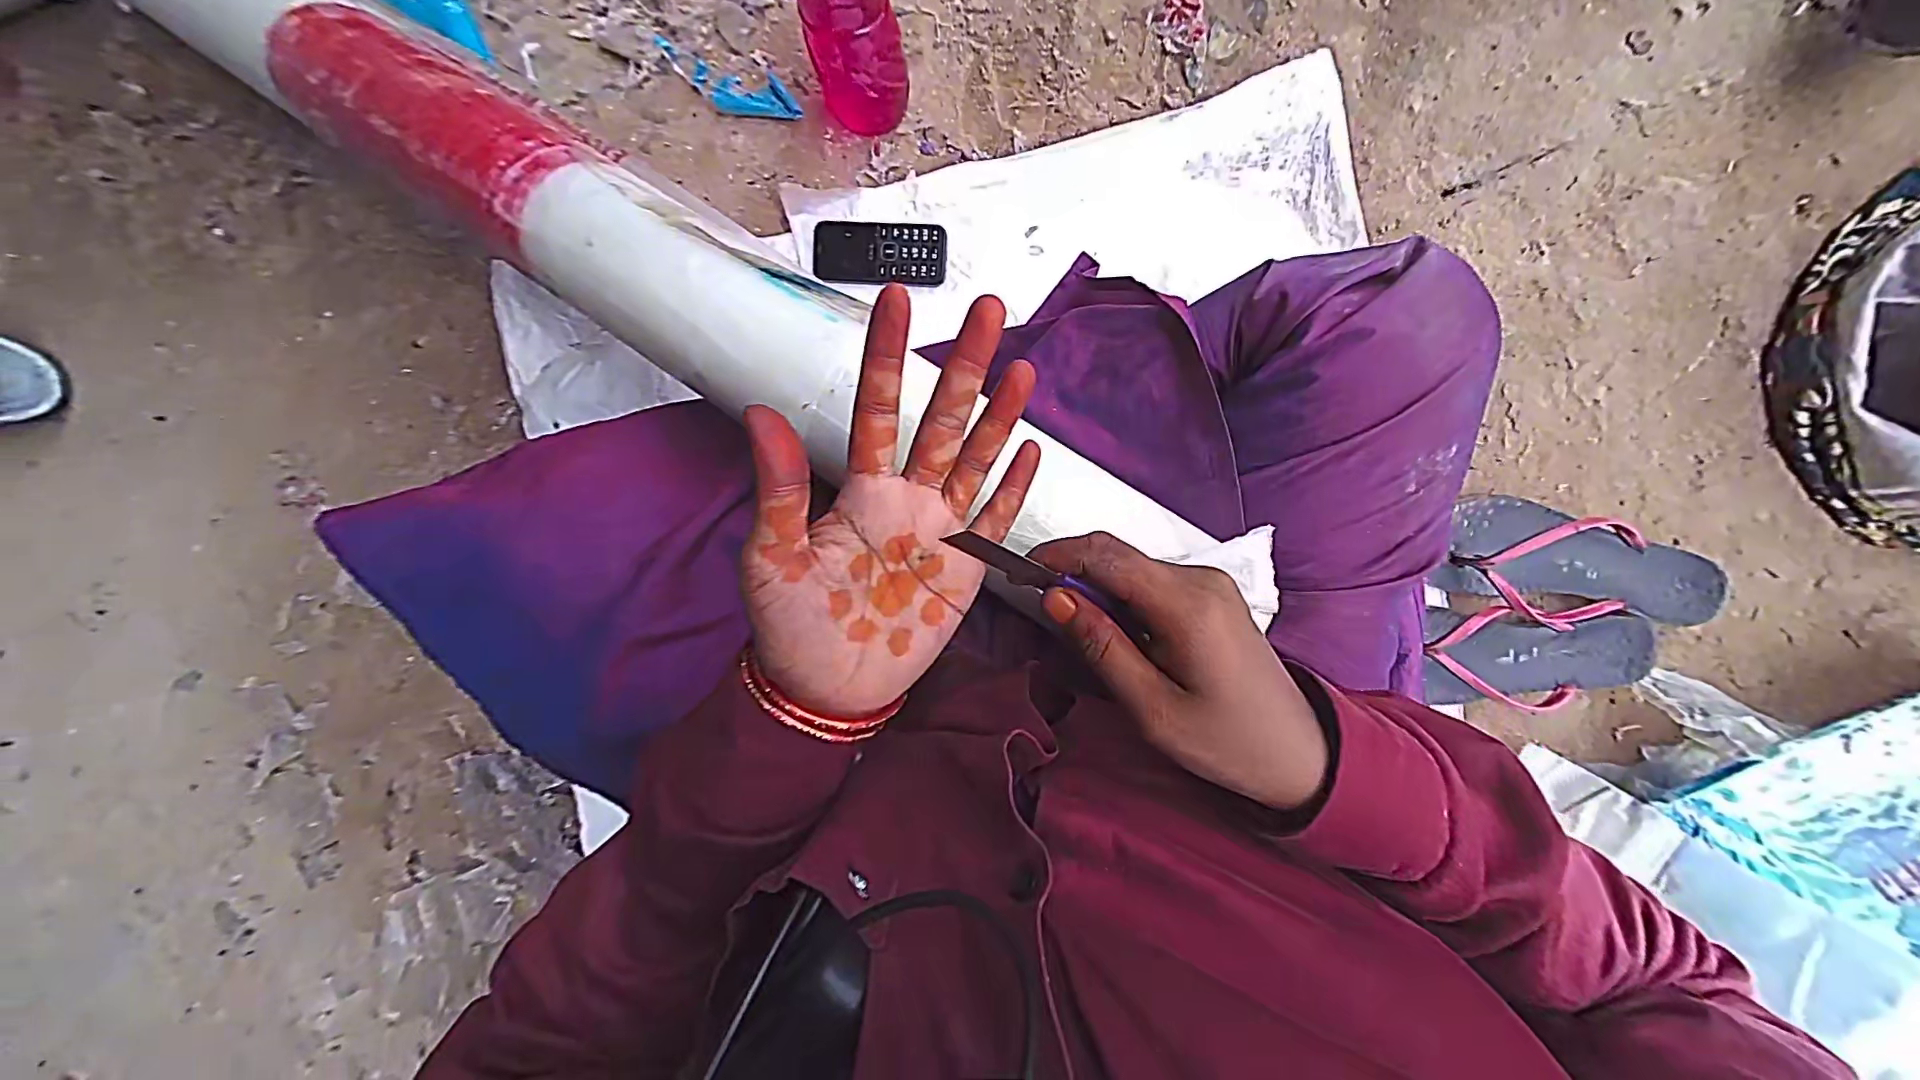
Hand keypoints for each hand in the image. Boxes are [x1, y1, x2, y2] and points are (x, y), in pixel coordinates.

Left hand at [742, 284, 1041, 716]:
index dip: (888, 356)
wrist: (829, 685)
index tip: (898, 301)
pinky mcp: (966, 569)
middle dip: (964, 367)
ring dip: (999, 416)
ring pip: (976, 461)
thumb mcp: (772, 554)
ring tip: (1020, 369)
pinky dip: (1014, 489)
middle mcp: (907, 499)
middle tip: (988, 312)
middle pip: (942, 421)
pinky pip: (996, 521)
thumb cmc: (791, 623)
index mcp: (862, 489)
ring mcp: (941, 531)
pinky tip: (1028, 451)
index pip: (878, 409)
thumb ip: (778, 487)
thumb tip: (761, 414)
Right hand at [1029, 533, 1330, 809]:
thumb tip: (1056, 597)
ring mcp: (1210, 583)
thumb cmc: (1228, 741)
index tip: (1021, 573)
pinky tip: (1120, 635)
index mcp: (1187, 605)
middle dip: (1073, 572)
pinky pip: (1151, 581)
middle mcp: (1201, 579)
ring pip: (1131, 567)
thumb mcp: (1152, 708)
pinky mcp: (1211, 594)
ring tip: (1083, 634)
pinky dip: (1122, 598)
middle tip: (1044, 608)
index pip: (1106, 555)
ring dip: (1098, 589)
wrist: (1300, 752)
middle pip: (1118, 555)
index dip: (1057, 555)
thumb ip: (1101, 646)